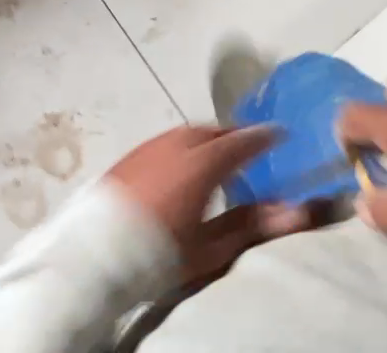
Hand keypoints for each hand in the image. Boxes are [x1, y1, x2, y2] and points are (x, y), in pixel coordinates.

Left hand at [106, 125, 309, 283]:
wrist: (91, 254)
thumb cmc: (157, 253)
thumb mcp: (210, 247)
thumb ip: (253, 226)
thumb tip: (295, 212)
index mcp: (203, 161)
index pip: (243, 140)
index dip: (265, 137)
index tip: (280, 136)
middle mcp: (178, 144)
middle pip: (214, 132)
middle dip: (234, 137)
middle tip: (250, 149)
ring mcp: (150, 146)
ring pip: (188, 134)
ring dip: (207, 140)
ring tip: (217, 158)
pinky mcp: (129, 155)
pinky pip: (167, 141)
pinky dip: (183, 146)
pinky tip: (182, 166)